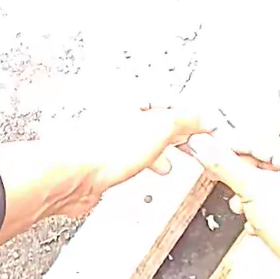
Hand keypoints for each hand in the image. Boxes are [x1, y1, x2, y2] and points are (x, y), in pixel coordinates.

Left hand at [0, 108, 210, 244]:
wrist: (71, 178)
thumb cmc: (103, 148)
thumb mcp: (159, 127)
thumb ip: (185, 120)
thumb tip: (205, 117)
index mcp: (133, 100)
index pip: (170, 102)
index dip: (191, 115)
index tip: (207, 128)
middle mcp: (120, 117)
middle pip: (157, 122)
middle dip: (178, 135)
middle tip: (194, 145)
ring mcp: (110, 140)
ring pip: (144, 142)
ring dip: (161, 152)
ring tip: (171, 164)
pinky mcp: (104, 163)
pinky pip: (131, 162)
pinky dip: (145, 167)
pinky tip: (147, 176)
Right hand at [184, 131, 279, 278]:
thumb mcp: (255, 192)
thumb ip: (226, 166)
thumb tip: (204, 146)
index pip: (256, 140)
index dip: (228, 146)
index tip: (207, 150)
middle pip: (262, 164)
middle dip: (238, 174)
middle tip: (217, 176)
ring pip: (269, 188)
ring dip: (249, 197)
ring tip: (239, 205)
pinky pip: (278, 208)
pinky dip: (263, 215)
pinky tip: (255, 226)